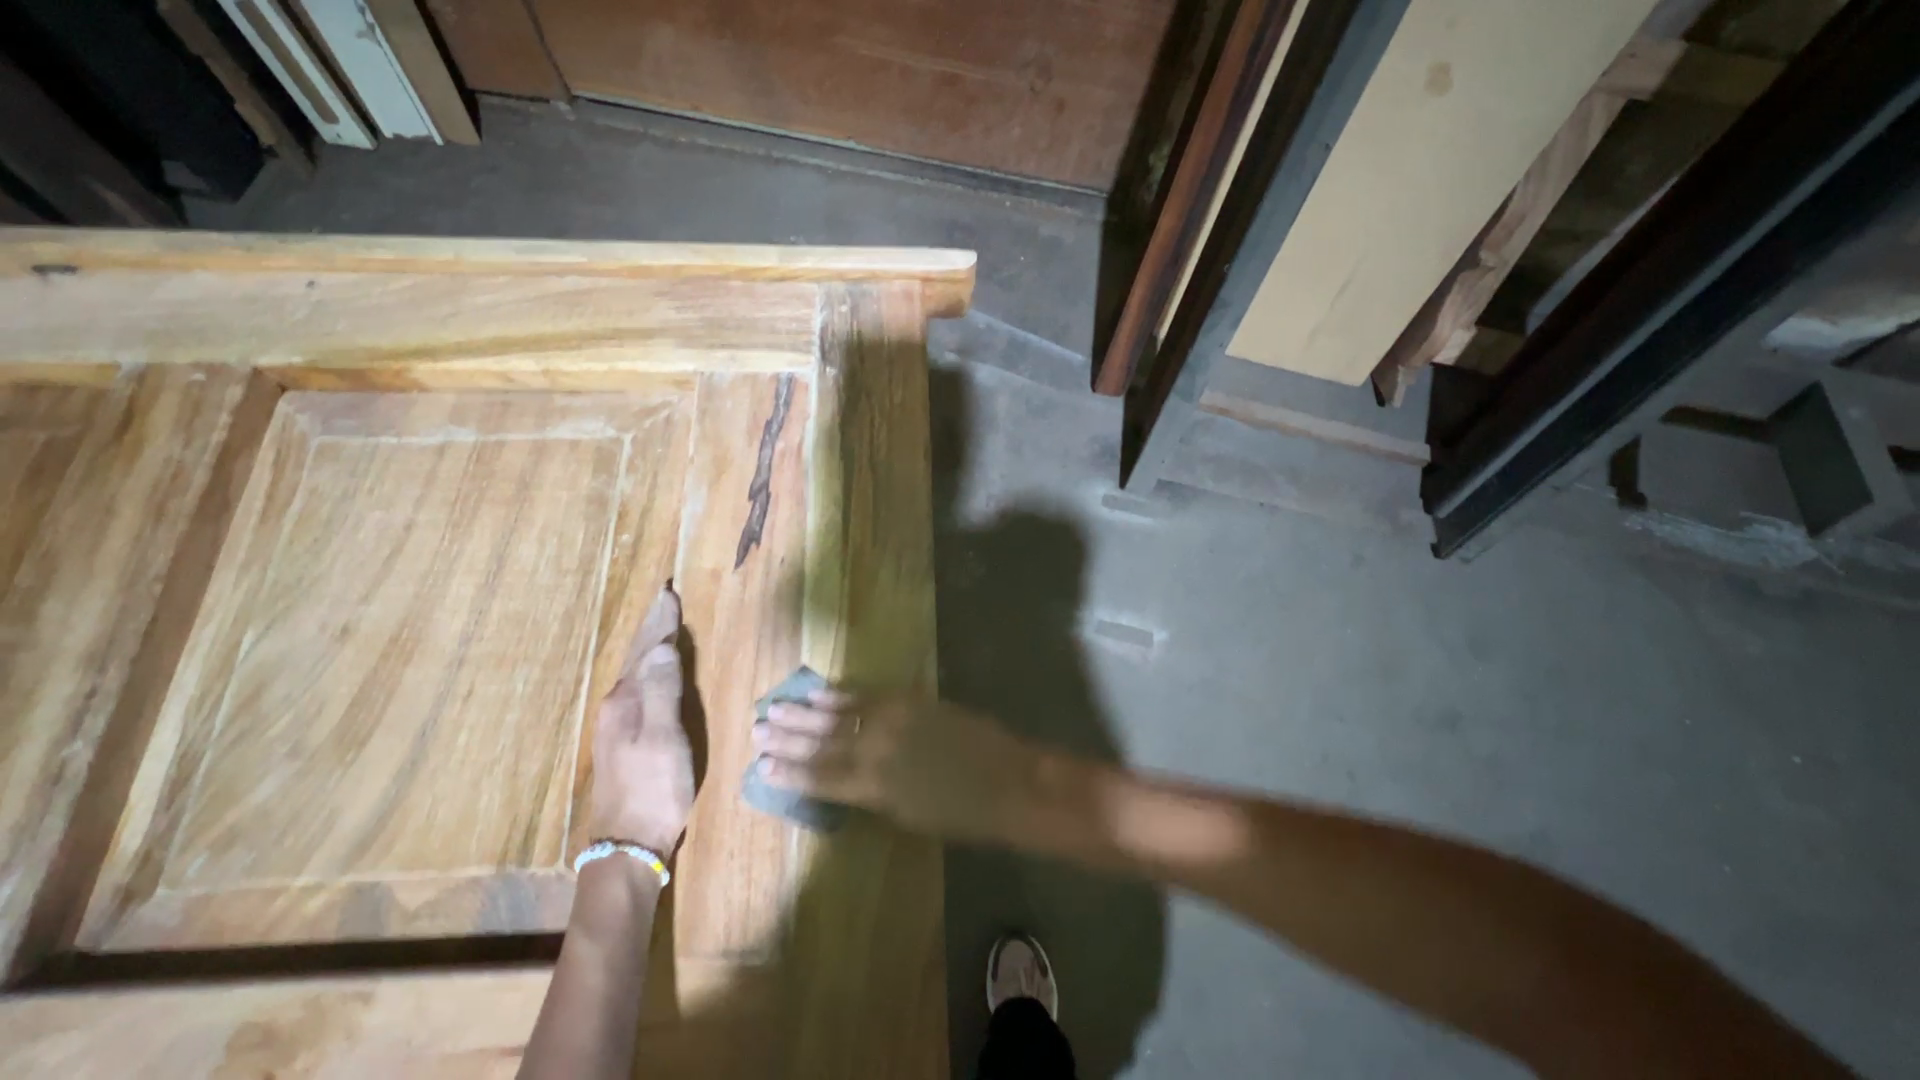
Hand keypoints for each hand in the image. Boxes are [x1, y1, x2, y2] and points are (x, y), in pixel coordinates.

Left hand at [588, 586, 694, 854]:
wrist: (628, 844)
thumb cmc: (653, 790)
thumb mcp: (664, 739)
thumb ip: (663, 692)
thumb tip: (662, 646)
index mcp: (626, 701)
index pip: (646, 650)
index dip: (660, 622)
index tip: (669, 592)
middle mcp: (617, 707)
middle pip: (635, 657)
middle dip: (651, 628)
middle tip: (663, 598)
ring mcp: (618, 726)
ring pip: (635, 672)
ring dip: (648, 646)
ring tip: (659, 626)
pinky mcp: (625, 742)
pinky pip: (638, 689)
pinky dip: (648, 669)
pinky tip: (652, 674)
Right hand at [750, 690, 1036, 842]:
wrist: (1010, 782)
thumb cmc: (963, 815)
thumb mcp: (908, 817)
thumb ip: (872, 796)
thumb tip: (844, 780)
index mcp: (872, 790)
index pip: (820, 778)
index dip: (789, 771)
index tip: (761, 764)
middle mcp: (875, 752)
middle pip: (822, 743)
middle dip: (787, 738)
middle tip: (757, 730)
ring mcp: (892, 722)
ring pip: (838, 715)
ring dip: (804, 712)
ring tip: (775, 708)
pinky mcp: (910, 701)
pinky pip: (866, 695)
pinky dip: (840, 694)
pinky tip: (818, 693)